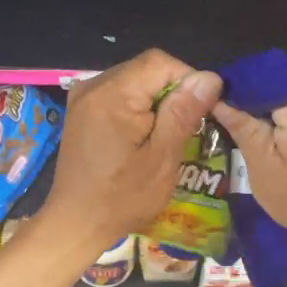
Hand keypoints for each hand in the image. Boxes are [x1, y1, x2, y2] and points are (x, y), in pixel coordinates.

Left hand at [36, 49, 221, 257]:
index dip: (188, 81)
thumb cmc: (122, 198)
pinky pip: (119, 92)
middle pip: (147, 68)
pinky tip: (143, 135)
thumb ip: (183, 113)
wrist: (76, 223)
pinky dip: (138, 106)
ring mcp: (84, 95)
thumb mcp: (162, 159)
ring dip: (156, 100)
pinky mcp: (82, 108)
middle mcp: (93, 85)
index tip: (200, 113)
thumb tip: (210, 77)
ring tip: (166, 134)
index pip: (161, 63)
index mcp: (112, 95)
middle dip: (172, 91)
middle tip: (184, 128)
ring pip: (135, 79)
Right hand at [210, 90, 286, 256]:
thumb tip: (214, 96)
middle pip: (277, 76)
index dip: (235, 88)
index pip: (259, 77)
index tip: (215, 103)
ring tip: (251, 122)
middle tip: (230, 115)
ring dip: (270, 99)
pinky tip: (278, 127)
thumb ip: (241, 126)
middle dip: (252, 92)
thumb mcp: (264, 169)